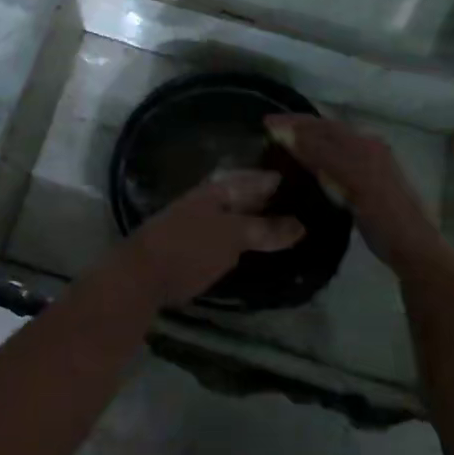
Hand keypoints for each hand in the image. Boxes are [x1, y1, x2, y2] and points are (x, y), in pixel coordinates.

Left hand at [111, 170, 305, 307]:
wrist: (139, 276)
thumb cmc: (188, 249)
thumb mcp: (232, 236)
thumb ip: (265, 229)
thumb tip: (301, 225)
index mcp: (218, 190)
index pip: (257, 178)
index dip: (284, 181)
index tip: (313, 186)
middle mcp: (208, 200)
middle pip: (247, 196)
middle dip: (274, 202)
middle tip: (310, 212)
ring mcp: (197, 223)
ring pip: (237, 216)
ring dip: (260, 222)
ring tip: (293, 231)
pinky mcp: (192, 246)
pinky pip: (227, 235)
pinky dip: (245, 239)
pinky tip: (258, 249)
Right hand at [263, 114, 453, 280]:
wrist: (414, 248)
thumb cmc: (384, 216)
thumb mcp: (353, 182)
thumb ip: (321, 155)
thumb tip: (286, 133)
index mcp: (364, 144)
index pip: (321, 126)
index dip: (293, 123)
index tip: (264, 123)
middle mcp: (368, 147)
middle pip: (327, 130)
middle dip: (298, 127)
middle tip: (268, 129)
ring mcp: (370, 164)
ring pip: (331, 143)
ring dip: (306, 138)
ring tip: (282, 142)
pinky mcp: (367, 182)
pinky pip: (336, 158)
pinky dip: (316, 154)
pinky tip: (306, 164)